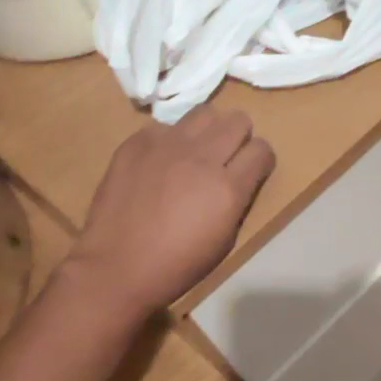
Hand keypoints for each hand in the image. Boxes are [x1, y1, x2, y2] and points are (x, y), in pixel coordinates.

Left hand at [62, 107, 275, 314]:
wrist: (118, 267)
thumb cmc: (178, 265)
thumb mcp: (224, 241)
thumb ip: (236, 202)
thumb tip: (236, 181)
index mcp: (228, 189)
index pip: (262, 150)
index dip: (262, 160)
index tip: (254, 170)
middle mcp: (201, 157)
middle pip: (238, 121)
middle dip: (240, 138)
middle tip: (228, 159)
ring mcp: (166, 145)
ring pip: (204, 113)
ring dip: (209, 131)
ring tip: (198, 153)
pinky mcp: (136, 143)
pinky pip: (166, 127)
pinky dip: (171, 141)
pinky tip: (161, 165)